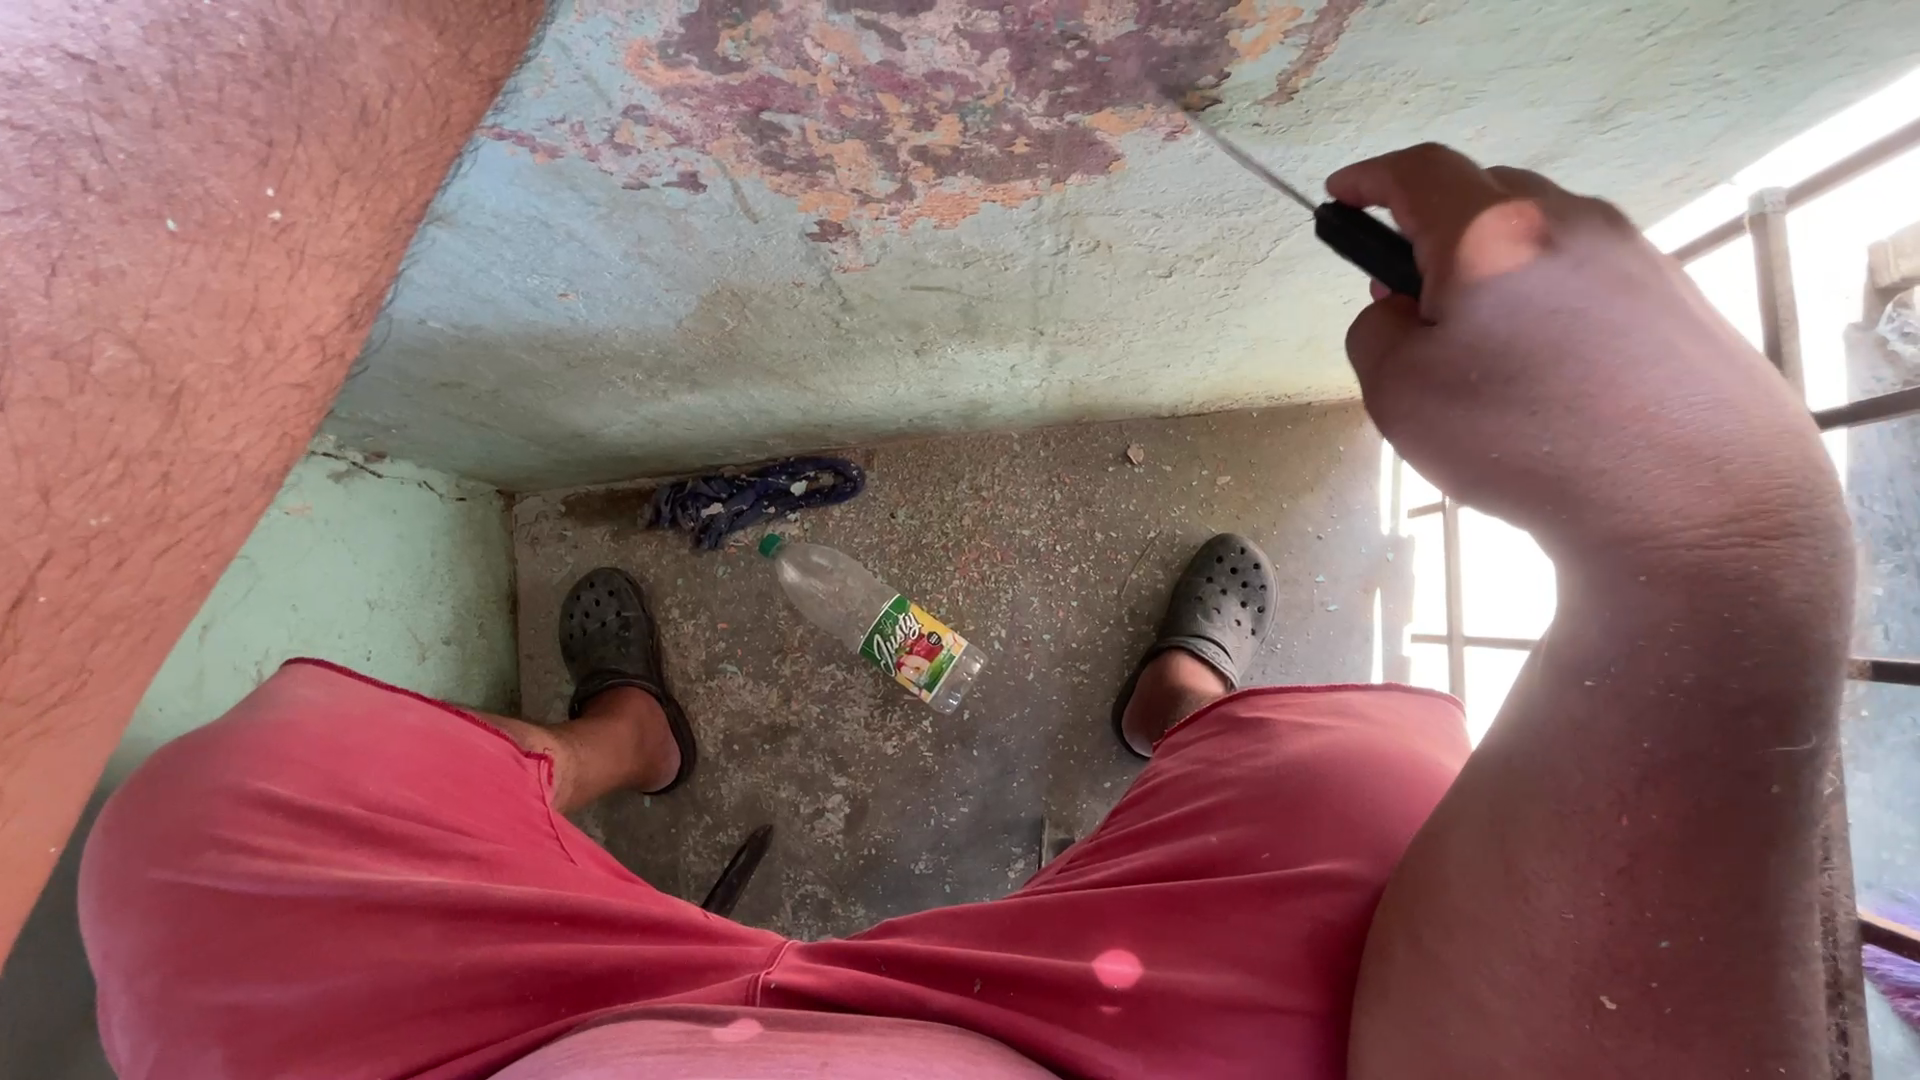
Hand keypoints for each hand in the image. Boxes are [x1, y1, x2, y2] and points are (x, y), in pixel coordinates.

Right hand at [1329, 144, 1843, 571]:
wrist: (1685, 497)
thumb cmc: (1515, 435)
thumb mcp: (1397, 391)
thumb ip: (1375, 332)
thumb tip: (1399, 310)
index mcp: (1492, 237)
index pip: (1422, 172)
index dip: (1371, 178)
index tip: (1341, 196)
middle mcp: (1571, 224)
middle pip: (1483, 195)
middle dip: (1427, 230)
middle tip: (1400, 295)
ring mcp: (1633, 256)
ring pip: (1533, 236)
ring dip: (1481, 270)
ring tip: (1465, 345)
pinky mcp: (1672, 298)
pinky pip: (1577, 274)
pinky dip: (1531, 298)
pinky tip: (1530, 368)